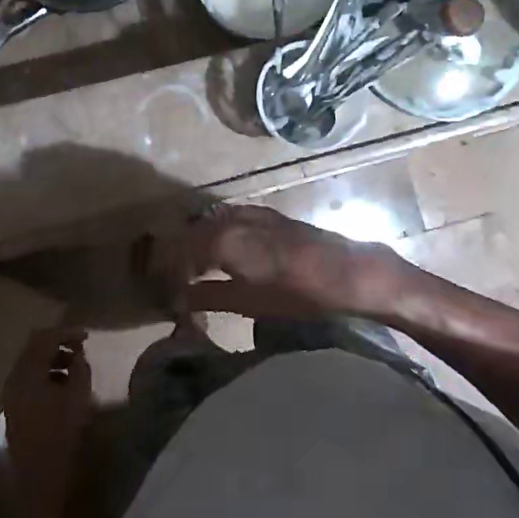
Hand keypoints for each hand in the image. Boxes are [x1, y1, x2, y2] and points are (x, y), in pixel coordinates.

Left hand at [1, 328, 92, 508]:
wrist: (43, 483)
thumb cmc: (64, 436)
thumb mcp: (79, 396)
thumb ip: (80, 368)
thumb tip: (77, 354)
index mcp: (27, 373)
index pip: (45, 339)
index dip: (67, 333)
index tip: (87, 336)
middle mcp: (13, 380)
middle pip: (33, 349)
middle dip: (57, 344)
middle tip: (80, 348)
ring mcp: (10, 396)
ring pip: (29, 365)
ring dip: (51, 360)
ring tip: (75, 367)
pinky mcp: (13, 410)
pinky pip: (27, 381)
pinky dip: (44, 375)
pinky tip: (62, 386)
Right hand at [151, 205, 415, 320]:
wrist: (353, 276)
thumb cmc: (302, 297)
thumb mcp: (252, 303)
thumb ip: (212, 296)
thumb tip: (182, 298)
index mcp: (226, 241)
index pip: (184, 250)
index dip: (171, 270)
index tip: (165, 289)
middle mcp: (236, 220)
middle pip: (196, 232)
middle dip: (181, 253)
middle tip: (175, 279)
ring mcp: (255, 214)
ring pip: (214, 222)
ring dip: (200, 240)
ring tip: (196, 266)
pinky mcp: (271, 215)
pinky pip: (232, 216)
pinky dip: (220, 231)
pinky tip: (224, 249)